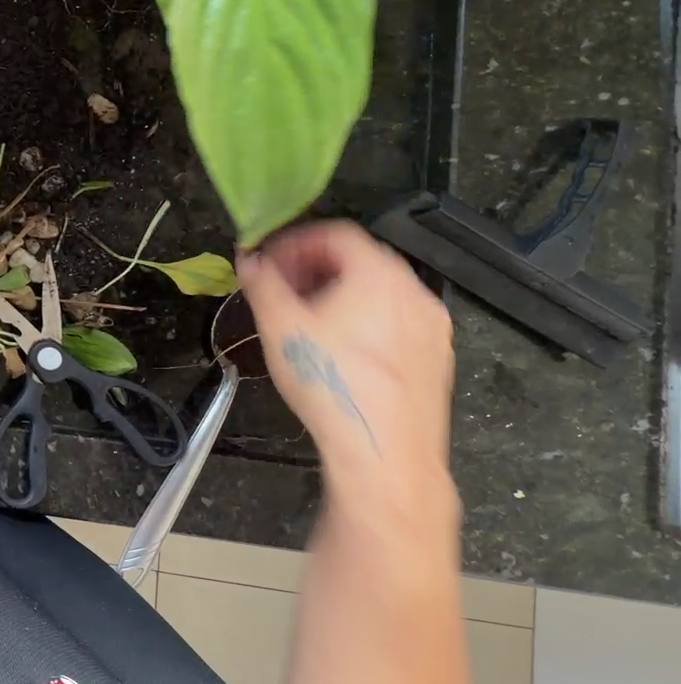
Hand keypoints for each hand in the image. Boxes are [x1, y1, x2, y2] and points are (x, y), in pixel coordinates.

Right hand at [237, 222, 457, 528]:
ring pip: (378, 290)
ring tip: (302, 317)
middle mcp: (415, 293)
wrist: (385, 450)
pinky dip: (362, 316)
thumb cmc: (329, 380)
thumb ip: (261, 283)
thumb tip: (248, 260)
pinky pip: (394, 318)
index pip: (336, 234)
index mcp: (379, 276)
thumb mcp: (279, 326)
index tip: (266, 262)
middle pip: (360, 259)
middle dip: (312, 266)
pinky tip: (335, 346)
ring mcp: (431, 326)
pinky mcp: (435, 356)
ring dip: (336, 290)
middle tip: (278, 287)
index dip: (293, 241)